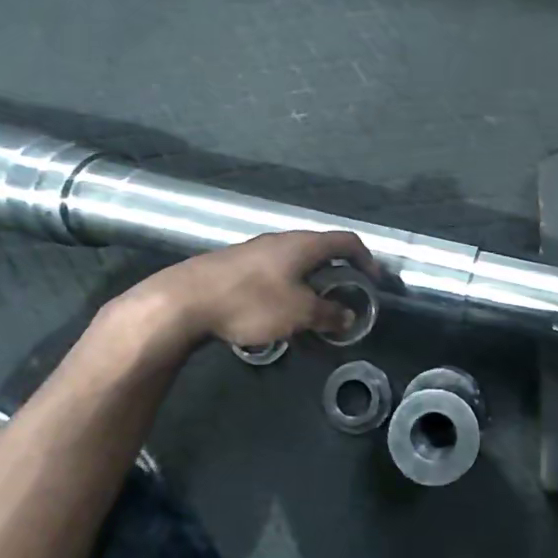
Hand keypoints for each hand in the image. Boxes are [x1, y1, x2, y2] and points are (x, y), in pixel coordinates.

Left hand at [114, 231, 382, 353]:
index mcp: (303, 245)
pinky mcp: (234, 266)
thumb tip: (348, 316)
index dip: (366, 258)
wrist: (182, 302)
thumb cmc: (250, 302)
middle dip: (338, 271)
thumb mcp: (298, 313)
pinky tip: (277, 311)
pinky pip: (273, 272)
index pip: (347, 241)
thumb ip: (328, 313)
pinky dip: (287, 288)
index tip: (374, 279)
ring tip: (313, 308)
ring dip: (311, 282)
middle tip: (346, 294)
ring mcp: (255, 251)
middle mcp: (282, 240)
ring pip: (295, 262)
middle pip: (320, 250)